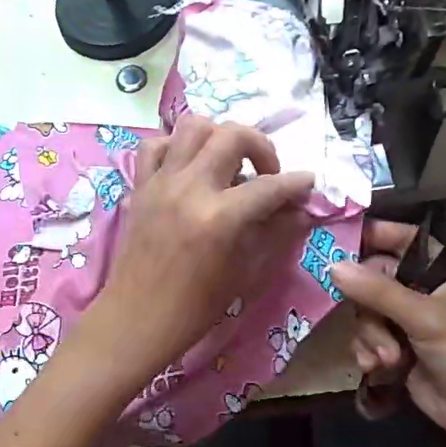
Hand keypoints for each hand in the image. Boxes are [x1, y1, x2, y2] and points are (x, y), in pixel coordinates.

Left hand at [86, 115, 314, 386]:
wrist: (137, 319)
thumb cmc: (195, 307)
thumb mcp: (244, 274)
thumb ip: (275, 235)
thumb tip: (300, 211)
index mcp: (220, 217)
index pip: (270, 186)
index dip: (297, 183)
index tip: (308, 184)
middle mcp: (190, 188)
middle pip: (233, 136)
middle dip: (261, 147)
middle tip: (267, 173)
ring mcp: (161, 183)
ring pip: (193, 126)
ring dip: (218, 137)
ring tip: (227, 163)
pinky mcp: (140, 186)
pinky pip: (155, 145)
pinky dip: (175, 146)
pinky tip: (188, 167)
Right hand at [330, 220, 445, 446]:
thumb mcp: (426, 318)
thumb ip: (378, 291)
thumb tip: (332, 264)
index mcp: (444, 269)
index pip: (404, 238)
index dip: (375, 236)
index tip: (339, 243)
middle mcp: (424, 288)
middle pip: (374, 277)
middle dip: (368, 305)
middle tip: (372, 322)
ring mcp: (408, 319)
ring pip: (366, 311)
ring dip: (370, 335)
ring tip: (386, 358)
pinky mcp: (396, 347)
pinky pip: (366, 337)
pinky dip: (367, 351)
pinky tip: (375, 367)